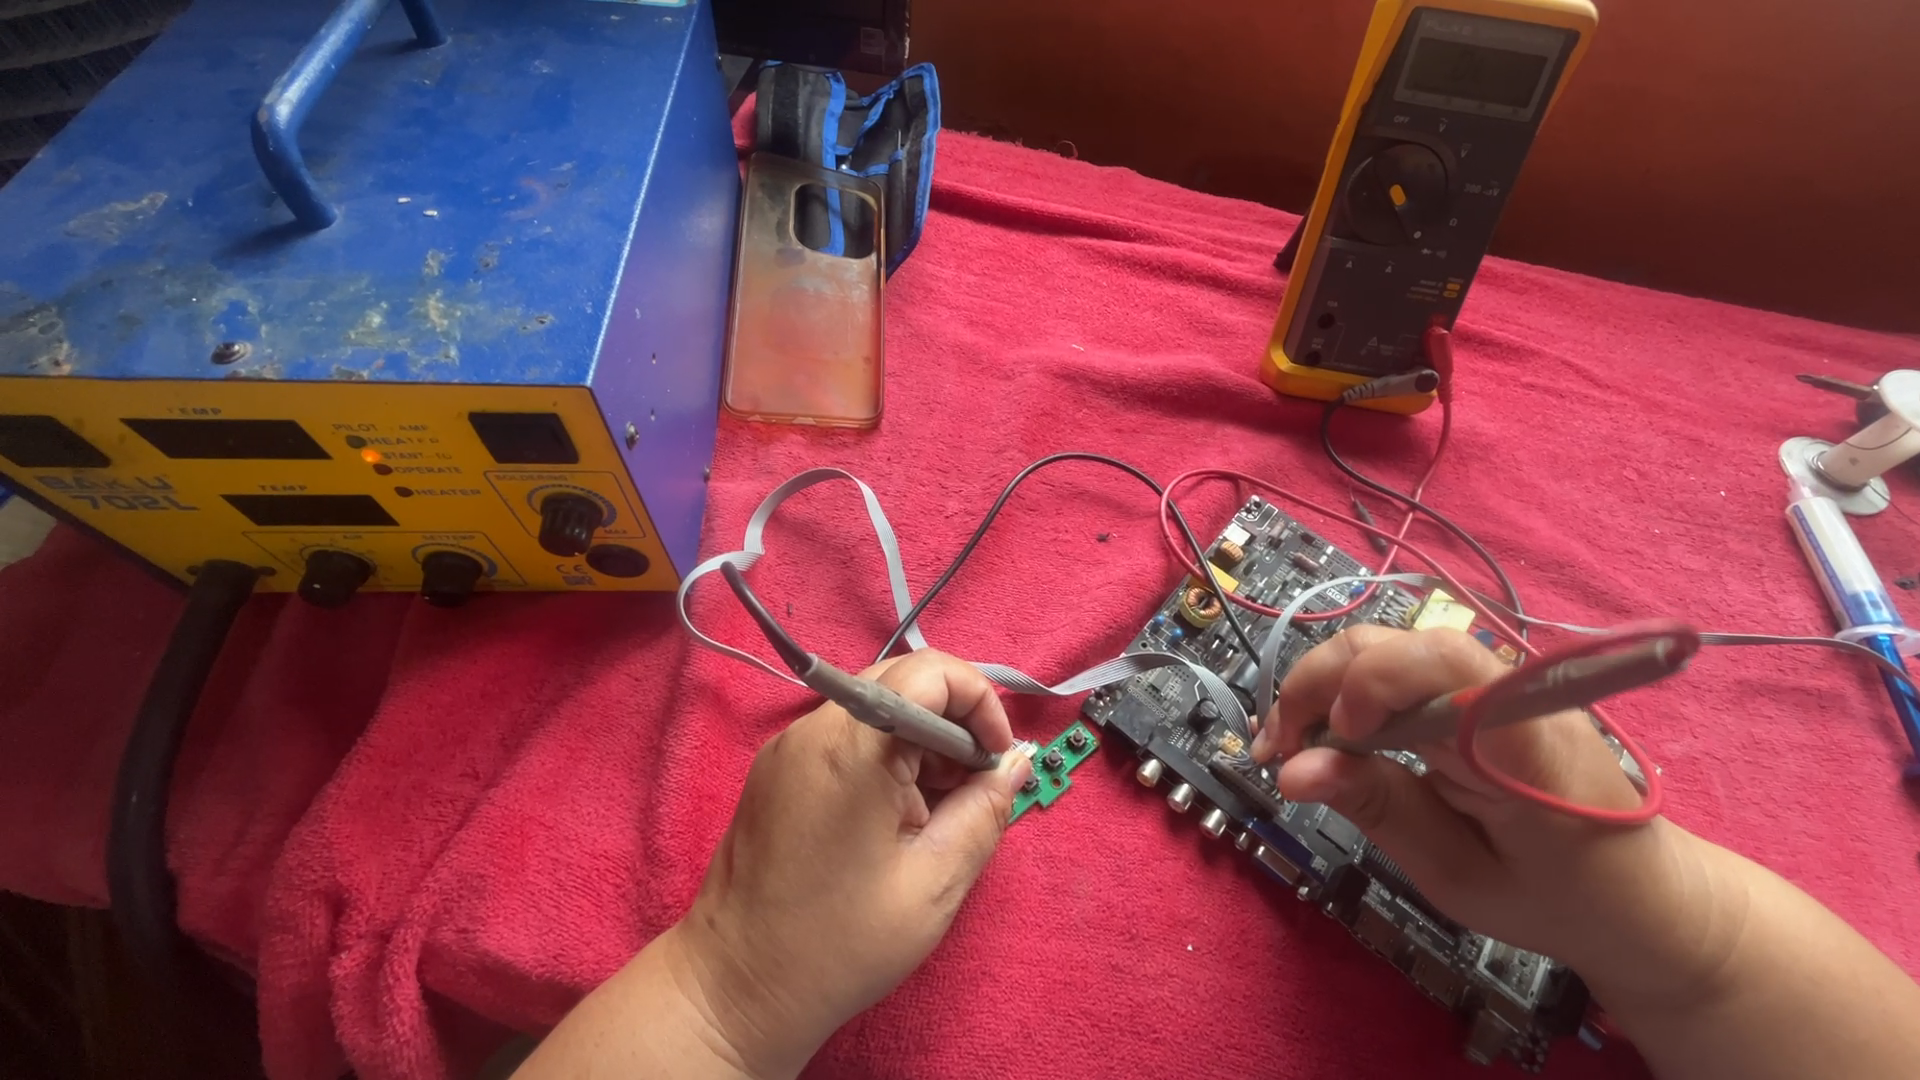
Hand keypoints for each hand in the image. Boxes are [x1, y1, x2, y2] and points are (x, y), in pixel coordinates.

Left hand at [673, 649, 1032, 1078]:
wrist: (731, 991)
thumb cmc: (838, 944)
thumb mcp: (933, 884)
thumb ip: (984, 812)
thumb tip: (1014, 764)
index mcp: (852, 745)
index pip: (930, 672)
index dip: (979, 702)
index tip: (997, 759)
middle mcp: (815, 726)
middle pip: (905, 682)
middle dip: (954, 723)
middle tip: (974, 786)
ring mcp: (790, 744)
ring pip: (879, 708)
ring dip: (922, 743)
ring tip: (937, 810)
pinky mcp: (778, 767)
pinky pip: (848, 735)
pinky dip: (886, 757)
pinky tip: (897, 814)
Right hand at [1251, 626, 1729, 1002]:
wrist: (1639, 890)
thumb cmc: (1557, 896)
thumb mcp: (1457, 874)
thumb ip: (1379, 809)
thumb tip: (1292, 770)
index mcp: (1516, 738)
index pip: (1438, 662)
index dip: (1368, 684)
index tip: (1328, 742)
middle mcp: (1499, 688)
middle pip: (1384, 644)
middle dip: (1313, 687)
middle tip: (1278, 753)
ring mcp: (1483, 679)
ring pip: (1375, 647)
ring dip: (1319, 689)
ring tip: (1292, 747)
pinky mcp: (1466, 685)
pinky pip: (1388, 668)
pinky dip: (1341, 694)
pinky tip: (1326, 735)